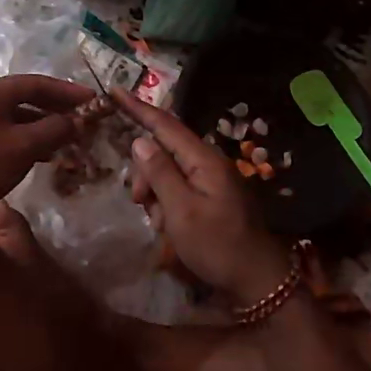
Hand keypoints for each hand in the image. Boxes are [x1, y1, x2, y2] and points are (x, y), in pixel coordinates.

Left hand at [0, 75, 95, 225]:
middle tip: (82, 118)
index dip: (67, 91)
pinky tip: (39, 157)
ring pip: (13, 117)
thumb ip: (55, 129)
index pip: (36, 83)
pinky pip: (1, 133)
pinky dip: (24, 140)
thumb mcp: (24, 147)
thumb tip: (76, 121)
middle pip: (24, 97)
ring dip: (41, 126)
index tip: (93, 99)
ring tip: (66, 140)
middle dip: (55, 108)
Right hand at [113, 89, 291, 304]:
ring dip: (156, 196)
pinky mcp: (210, 199)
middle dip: (145, 174)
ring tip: (161, 224)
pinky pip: (178, 192)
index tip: (114, 91)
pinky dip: (168, 207)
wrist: (256, 280)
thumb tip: (140, 140)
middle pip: (163, 152)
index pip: (166, 125)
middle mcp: (208, 164)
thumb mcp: (181, 210)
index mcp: (204, 160)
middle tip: (139, 203)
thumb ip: (159, 173)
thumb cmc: (217, 245)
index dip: (138, 108)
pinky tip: (170, 228)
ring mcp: (210, 182)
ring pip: (167, 174)